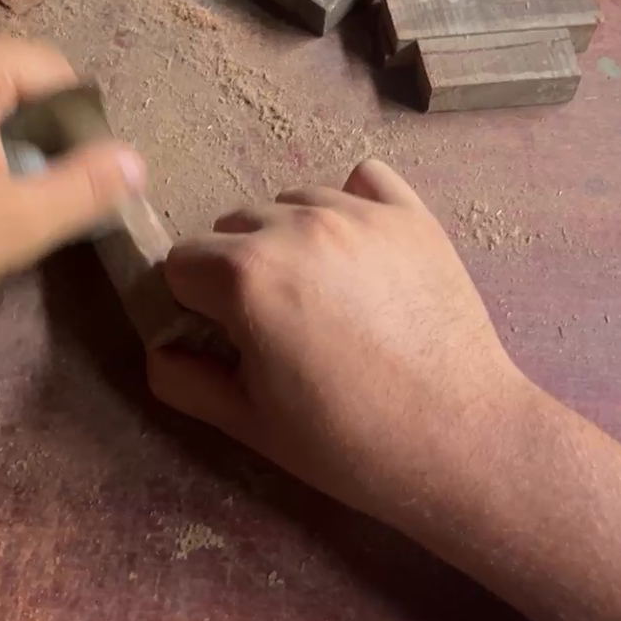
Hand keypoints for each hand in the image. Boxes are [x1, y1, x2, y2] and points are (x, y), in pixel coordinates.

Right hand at [148, 160, 543, 525]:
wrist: (460, 439)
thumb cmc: (347, 441)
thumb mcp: (249, 424)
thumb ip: (183, 379)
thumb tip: (159, 347)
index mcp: (246, 276)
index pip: (181, 262)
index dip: (193, 303)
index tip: (223, 333)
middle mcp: (296, 226)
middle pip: (232, 226)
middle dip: (237, 268)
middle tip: (277, 319)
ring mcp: (358, 212)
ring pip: (291, 202)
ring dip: (289, 237)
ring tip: (325, 289)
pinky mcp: (410, 212)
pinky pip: (360, 179)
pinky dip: (349, 203)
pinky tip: (361, 247)